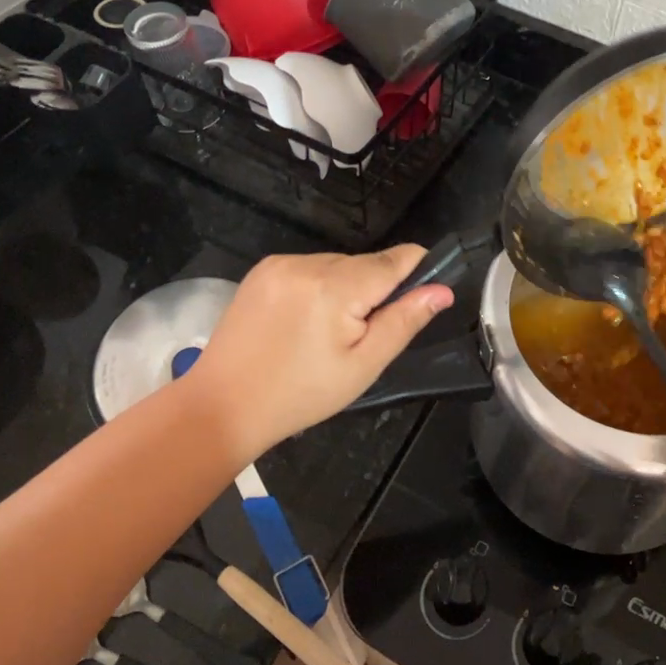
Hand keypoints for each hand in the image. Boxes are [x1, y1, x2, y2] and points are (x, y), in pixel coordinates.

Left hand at [185, 246, 451, 456]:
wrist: (223, 405)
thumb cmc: (301, 394)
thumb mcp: (364, 365)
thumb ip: (404, 321)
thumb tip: (443, 290)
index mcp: (337, 287)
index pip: (396, 258)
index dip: (416, 272)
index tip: (418, 298)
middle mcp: (309, 264)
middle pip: (366, 263)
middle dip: (374, 291)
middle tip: (359, 338)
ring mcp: (281, 264)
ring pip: (338, 265)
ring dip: (346, 289)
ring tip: (326, 335)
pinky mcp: (263, 270)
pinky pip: (310, 269)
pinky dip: (318, 288)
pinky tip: (303, 323)